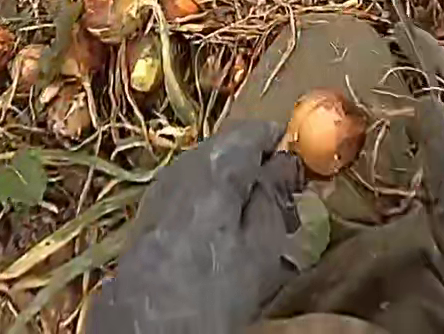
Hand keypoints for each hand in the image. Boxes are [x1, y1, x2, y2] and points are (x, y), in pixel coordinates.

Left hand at [84, 120, 303, 333]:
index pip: (256, 129)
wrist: (144, 327)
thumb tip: (288, 161)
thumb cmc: (210, 286)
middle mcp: (188, 159)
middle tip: (284, 201)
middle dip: (259, 165)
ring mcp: (166, 181)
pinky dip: (213, 198)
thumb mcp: (261, 247)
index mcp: (218, 161)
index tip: (299, 169)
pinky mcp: (153, 206)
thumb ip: (275, 196)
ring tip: (255, 223)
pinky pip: (192, 186)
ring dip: (236, 183)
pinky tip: (221, 234)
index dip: (281, 144)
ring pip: (211, 166)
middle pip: (231, 145)